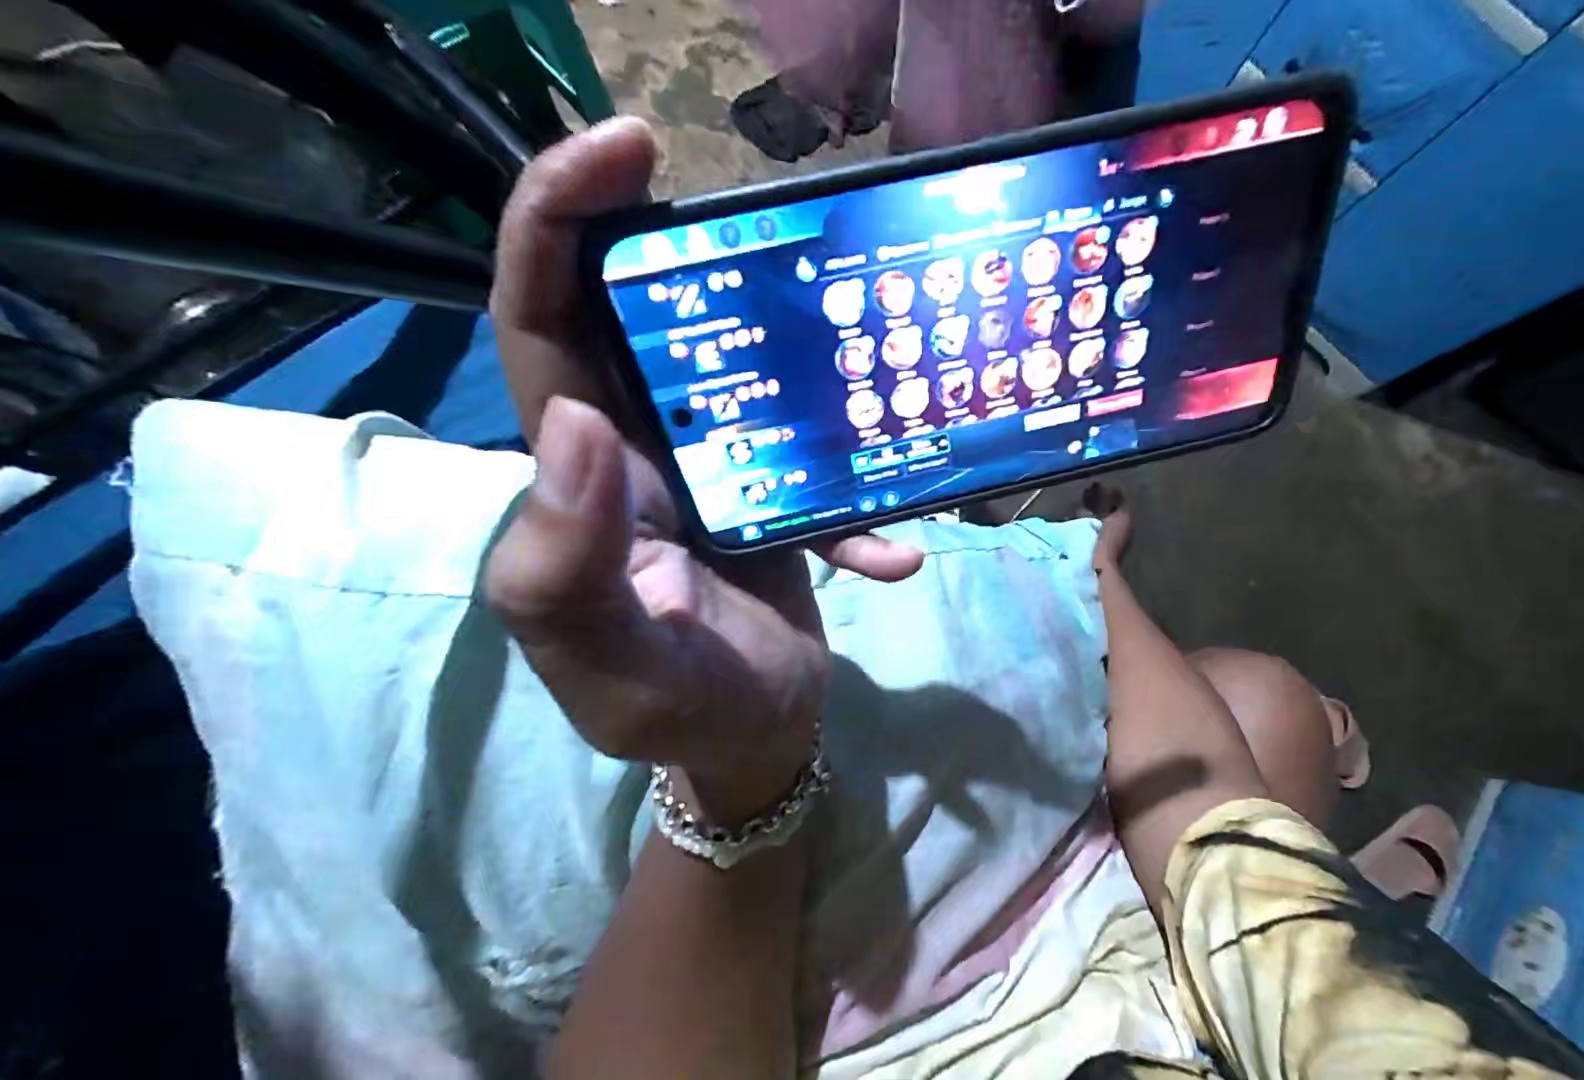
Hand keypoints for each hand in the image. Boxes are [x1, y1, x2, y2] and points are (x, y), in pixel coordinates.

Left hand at [482, 119, 922, 811]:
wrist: (755, 737)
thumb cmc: (673, 709)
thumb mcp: (609, 660)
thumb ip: (566, 565)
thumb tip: (581, 425)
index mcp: (583, 477)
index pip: (543, 331)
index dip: (559, 229)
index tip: (623, 151)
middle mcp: (643, 454)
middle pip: (644, 322)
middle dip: (674, 240)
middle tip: (745, 192)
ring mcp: (721, 472)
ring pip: (741, 374)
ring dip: (787, 338)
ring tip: (846, 309)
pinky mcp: (783, 499)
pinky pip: (824, 474)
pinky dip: (863, 506)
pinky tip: (896, 551)